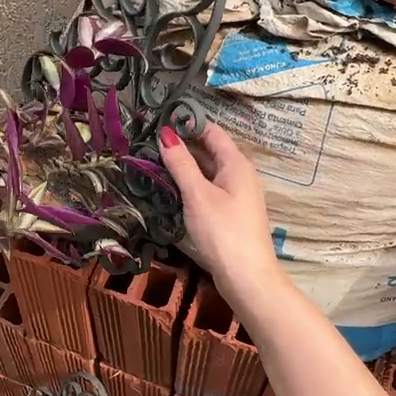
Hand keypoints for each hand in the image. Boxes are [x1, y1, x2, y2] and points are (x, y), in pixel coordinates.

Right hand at [159, 123, 281, 300]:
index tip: (160, 119)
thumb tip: (166, 134)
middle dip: (183, 145)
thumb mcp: (198, 195)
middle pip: (210, 151)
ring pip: (208, 172)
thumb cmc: (223, 231)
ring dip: (185, 166)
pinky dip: (190, 185)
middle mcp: (239, 175)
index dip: (189, 123)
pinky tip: (171, 189)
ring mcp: (236, 196)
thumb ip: (181, 164)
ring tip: (153, 161)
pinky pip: (208, 189)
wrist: (247, 277)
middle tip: (149, 141)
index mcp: (236, 164)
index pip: (212, 132)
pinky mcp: (230, 214)